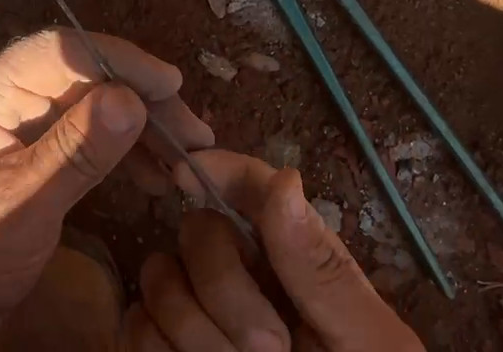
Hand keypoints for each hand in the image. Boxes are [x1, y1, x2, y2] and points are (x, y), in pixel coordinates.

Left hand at [0, 29, 212, 348]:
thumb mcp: (21, 205)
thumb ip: (75, 152)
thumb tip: (131, 99)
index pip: (57, 52)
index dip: (117, 59)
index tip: (170, 84)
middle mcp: (2, 96)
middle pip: (80, 75)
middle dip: (139, 97)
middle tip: (195, 132)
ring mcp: (19, 123)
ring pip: (89, 104)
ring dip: (140, 126)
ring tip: (188, 159)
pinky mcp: (34, 152)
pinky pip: (86, 135)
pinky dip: (124, 150)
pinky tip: (157, 174)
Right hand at [124, 150, 422, 351]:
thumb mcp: (367, 347)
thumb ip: (321, 271)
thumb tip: (284, 176)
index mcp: (296, 261)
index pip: (253, 186)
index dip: (219, 168)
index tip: (185, 173)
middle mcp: (243, 276)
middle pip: (196, 231)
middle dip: (223, 287)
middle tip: (270, 349)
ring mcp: (200, 316)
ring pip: (158, 276)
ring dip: (194, 330)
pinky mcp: (165, 350)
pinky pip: (135, 326)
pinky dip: (157, 348)